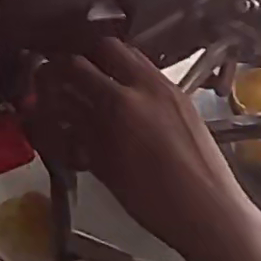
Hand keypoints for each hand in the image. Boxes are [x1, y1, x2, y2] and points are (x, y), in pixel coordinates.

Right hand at [29, 39, 260, 260]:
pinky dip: (131, 76)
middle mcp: (145, 85)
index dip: (55, 68)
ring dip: (109, 62)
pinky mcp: (183, 97)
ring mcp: (168, 88)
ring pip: (131, 54)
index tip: (47, 76)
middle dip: (84, 55)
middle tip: (72, 74)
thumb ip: (80, 131)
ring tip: (98, 84)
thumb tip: (59, 111)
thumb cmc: (156, 203)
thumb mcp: (106, 167)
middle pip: (105, 46)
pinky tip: (126, 101)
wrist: (214, 215)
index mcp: (120, 103)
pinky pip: (150, 71)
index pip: (76, 66)